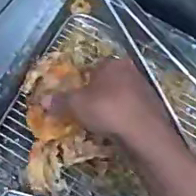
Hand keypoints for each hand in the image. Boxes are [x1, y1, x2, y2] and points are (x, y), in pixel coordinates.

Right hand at [46, 58, 174, 149]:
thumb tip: (43, 100)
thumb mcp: (76, 105)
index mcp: (113, 63)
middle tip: (83, 112)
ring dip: (109, 109)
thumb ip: (60, 101)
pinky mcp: (152, 109)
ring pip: (120, 98)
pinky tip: (114, 132)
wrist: (144, 133)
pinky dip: (121, 120)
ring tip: (97, 125)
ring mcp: (144, 90)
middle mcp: (131, 72)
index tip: (73, 97)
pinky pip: (130, 112)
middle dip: (95, 96)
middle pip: (107, 83)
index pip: (93, 67)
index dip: (81, 82)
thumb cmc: (107, 109)